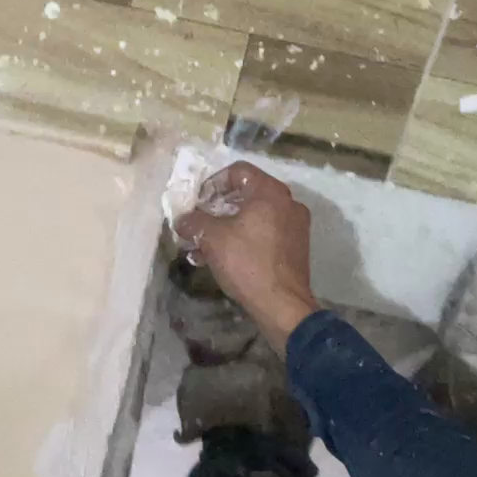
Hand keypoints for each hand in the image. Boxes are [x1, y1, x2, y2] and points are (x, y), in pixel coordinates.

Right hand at [174, 162, 320, 350]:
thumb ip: (194, 222)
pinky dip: (242, 240)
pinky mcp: (294, 248)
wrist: (282, 305)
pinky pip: (264, 234)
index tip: (197, 203)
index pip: (238, 172)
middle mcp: (287, 203)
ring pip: (253, 218)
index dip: (212, 184)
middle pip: (246, 195)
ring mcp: (294, 226)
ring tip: (202, 247)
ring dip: (226, 228)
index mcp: (270, 192)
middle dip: (216, 210)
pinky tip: (221, 259)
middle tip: (197, 224)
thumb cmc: (247, 262)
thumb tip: (182, 220)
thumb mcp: (212, 238)